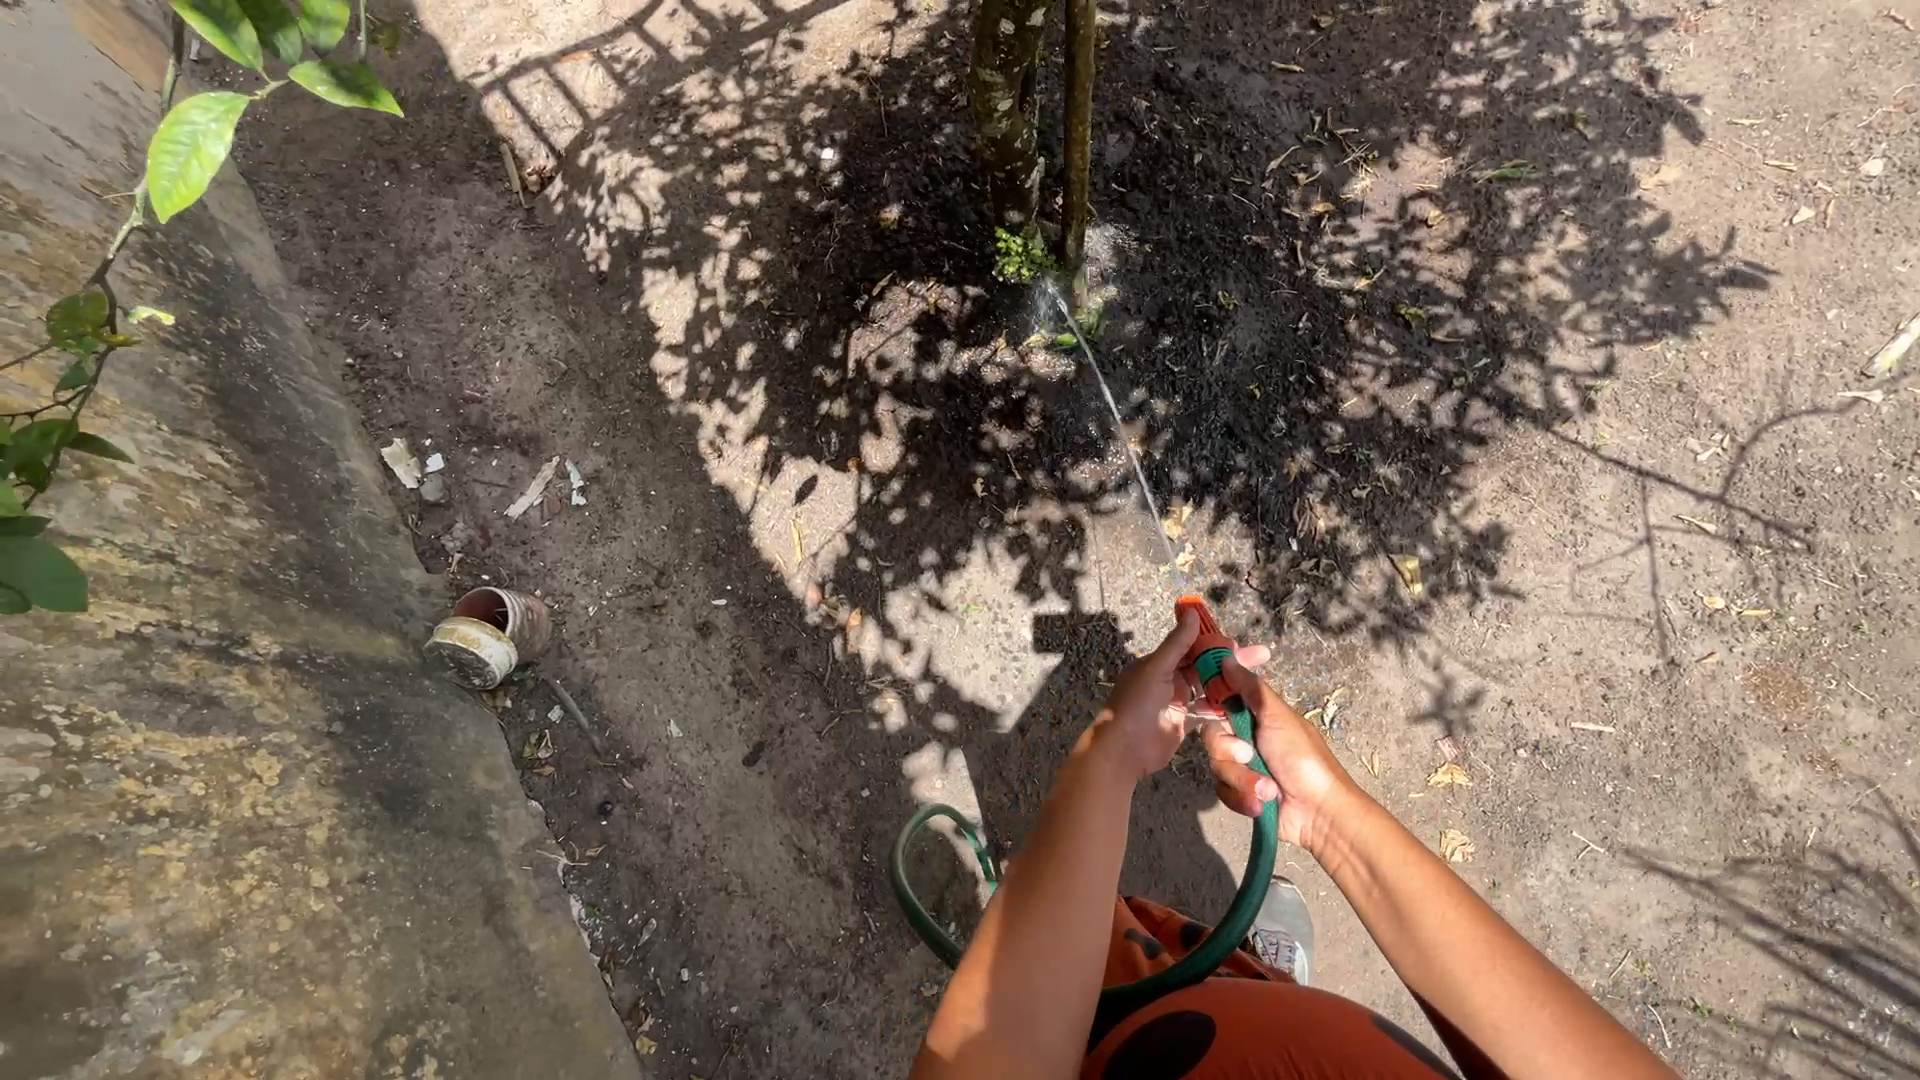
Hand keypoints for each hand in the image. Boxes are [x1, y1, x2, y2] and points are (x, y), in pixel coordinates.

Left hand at [1091, 608, 1276, 782]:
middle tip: (1261, 656)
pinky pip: (1207, 711)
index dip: (1215, 643)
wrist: (1124, 748)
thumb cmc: (1137, 703)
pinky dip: (1222, 707)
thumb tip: (1192, 612)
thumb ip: (1177, 643)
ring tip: (1256, 680)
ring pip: (1208, 687)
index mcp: (1159, 663)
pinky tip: (1244, 702)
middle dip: (1230, 661)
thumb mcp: (1156, 668)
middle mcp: (1169, 679)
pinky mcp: (1184, 723)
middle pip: (1204, 666)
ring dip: (1229, 683)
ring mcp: (1177, 702)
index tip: (1238, 642)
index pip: (1192, 647)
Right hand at [1194, 653, 1360, 852]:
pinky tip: (1262, 803)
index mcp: (1256, 717)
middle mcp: (1246, 740)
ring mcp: (1242, 768)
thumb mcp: (1278, 716)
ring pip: (1217, 766)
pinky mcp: (1240, 794)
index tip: (1206, 706)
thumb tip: (1227, 658)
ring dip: (1242, 778)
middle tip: (1249, 756)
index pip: (1221, 702)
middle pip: (1212, 736)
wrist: (1319, 812)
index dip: (1211, 704)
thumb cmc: (1303, 758)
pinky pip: (1223, 790)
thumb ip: (1251, 688)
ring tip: (1266, 789)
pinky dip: (1243, 797)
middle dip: (1229, 750)